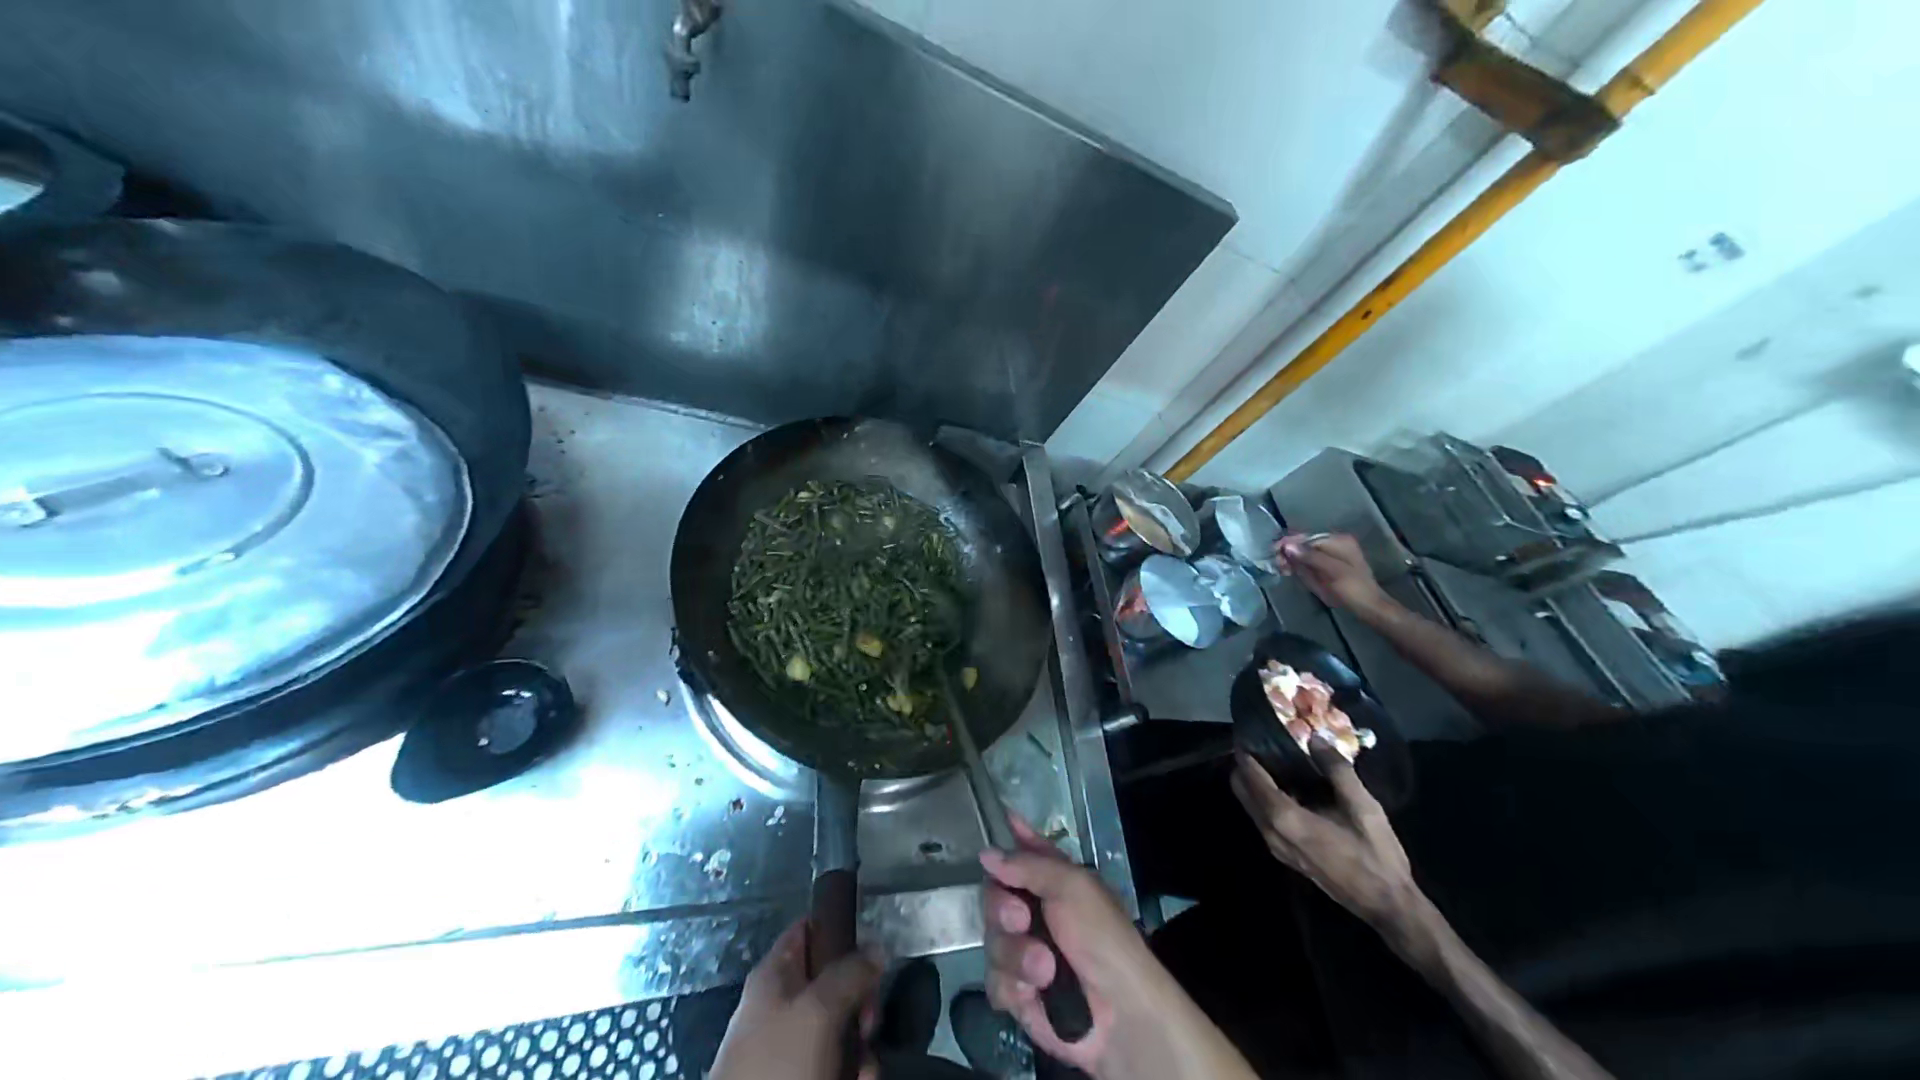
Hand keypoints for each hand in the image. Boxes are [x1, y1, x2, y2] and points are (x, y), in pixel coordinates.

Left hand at [710, 920, 882, 1079]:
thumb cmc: (778, 1066)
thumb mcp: (817, 1010)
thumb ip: (850, 973)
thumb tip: (877, 947)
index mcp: (774, 977)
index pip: (809, 930)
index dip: (839, 929)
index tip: (869, 946)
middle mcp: (784, 1005)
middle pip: (836, 980)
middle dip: (861, 999)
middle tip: (867, 1021)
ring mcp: (795, 1046)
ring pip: (844, 1026)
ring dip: (862, 1044)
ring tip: (862, 1065)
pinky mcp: (808, 1076)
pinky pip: (843, 1063)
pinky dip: (856, 1072)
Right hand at [982, 819, 1257, 1079]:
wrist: (1118, 1013)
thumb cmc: (1101, 937)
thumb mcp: (1071, 886)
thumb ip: (1027, 865)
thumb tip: (986, 853)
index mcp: (1054, 882)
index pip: (1025, 852)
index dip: (1011, 838)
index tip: (1000, 821)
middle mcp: (1035, 913)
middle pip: (993, 897)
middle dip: (1002, 909)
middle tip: (1020, 919)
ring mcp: (1024, 953)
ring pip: (991, 941)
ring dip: (1016, 955)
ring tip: (1045, 970)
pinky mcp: (1019, 993)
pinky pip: (994, 981)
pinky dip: (1014, 988)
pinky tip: (1035, 994)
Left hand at [1231, 744, 1423, 939]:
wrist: (1386, 905)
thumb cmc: (1375, 854)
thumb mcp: (1362, 807)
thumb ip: (1336, 769)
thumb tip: (1314, 737)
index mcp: (1284, 818)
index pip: (1250, 777)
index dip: (1245, 754)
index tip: (1248, 733)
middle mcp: (1271, 831)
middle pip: (1242, 790)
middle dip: (1244, 765)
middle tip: (1260, 743)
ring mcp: (1275, 846)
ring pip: (1250, 805)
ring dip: (1253, 782)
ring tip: (1272, 759)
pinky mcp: (1285, 854)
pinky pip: (1262, 818)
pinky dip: (1264, 798)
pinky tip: (1287, 786)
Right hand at [1275, 533, 1390, 615]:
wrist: (1368, 607)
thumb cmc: (1353, 588)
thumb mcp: (1332, 571)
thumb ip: (1310, 557)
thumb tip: (1287, 546)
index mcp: (1337, 540)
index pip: (1306, 537)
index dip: (1288, 543)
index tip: (1273, 553)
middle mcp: (1333, 544)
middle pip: (1303, 544)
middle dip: (1288, 552)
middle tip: (1277, 565)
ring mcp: (1329, 556)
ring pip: (1303, 553)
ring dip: (1290, 560)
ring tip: (1281, 569)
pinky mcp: (1326, 567)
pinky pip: (1307, 562)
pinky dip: (1297, 566)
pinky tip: (1289, 571)